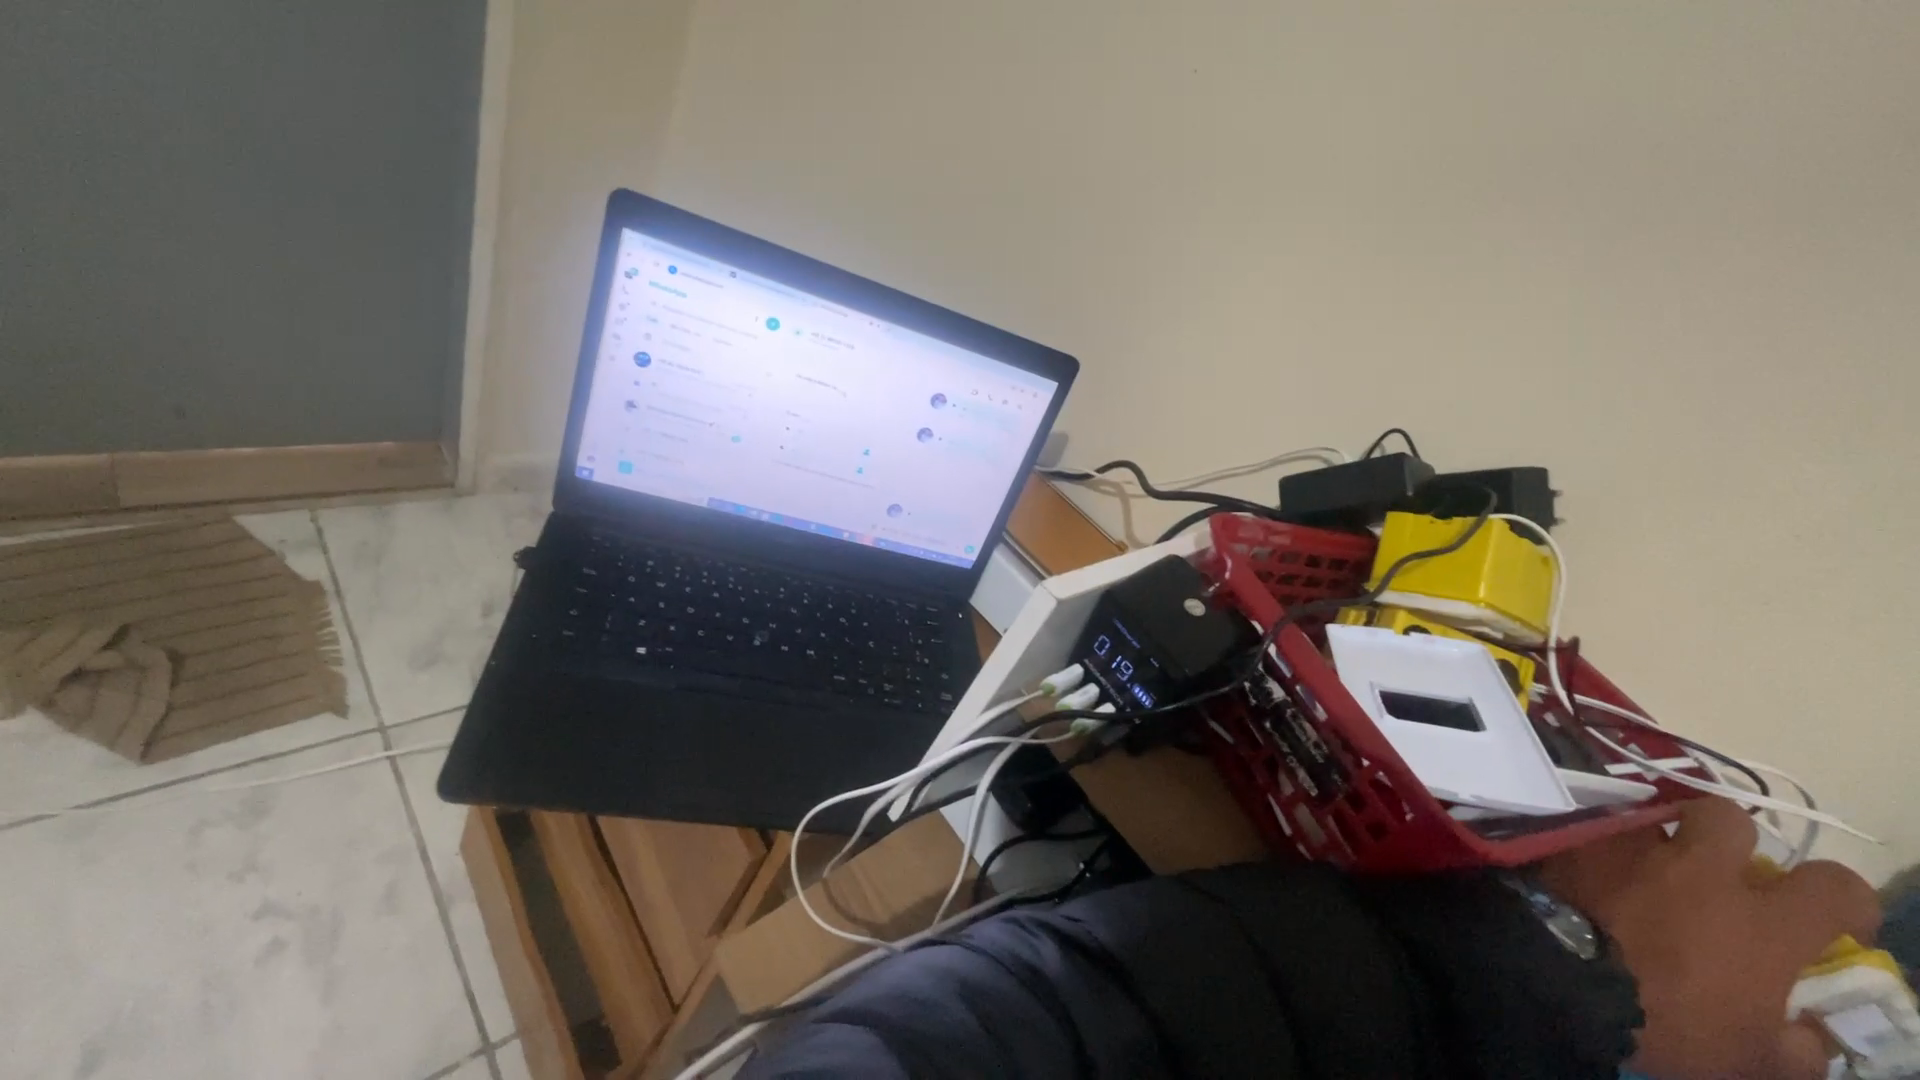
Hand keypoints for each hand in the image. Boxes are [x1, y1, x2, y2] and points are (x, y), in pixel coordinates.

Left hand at [1539, 797, 1878, 1079]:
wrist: (1563, 981)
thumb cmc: (1667, 1023)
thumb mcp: (1754, 1061)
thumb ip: (1796, 1045)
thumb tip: (1806, 1032)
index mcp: (1762, 921)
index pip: (1834, 885)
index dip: (1842, 898)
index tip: (1831, 916)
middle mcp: (1700, 869)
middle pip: (1729, 819)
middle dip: (1729, 836)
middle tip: (1717, 867)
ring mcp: (1630, 847)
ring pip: (1653, 815)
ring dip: (1655, 837)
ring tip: (1645, 864)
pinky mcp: (1574, 842)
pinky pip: (1594, 831)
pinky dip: (1599, 846)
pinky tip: (1593, 869)